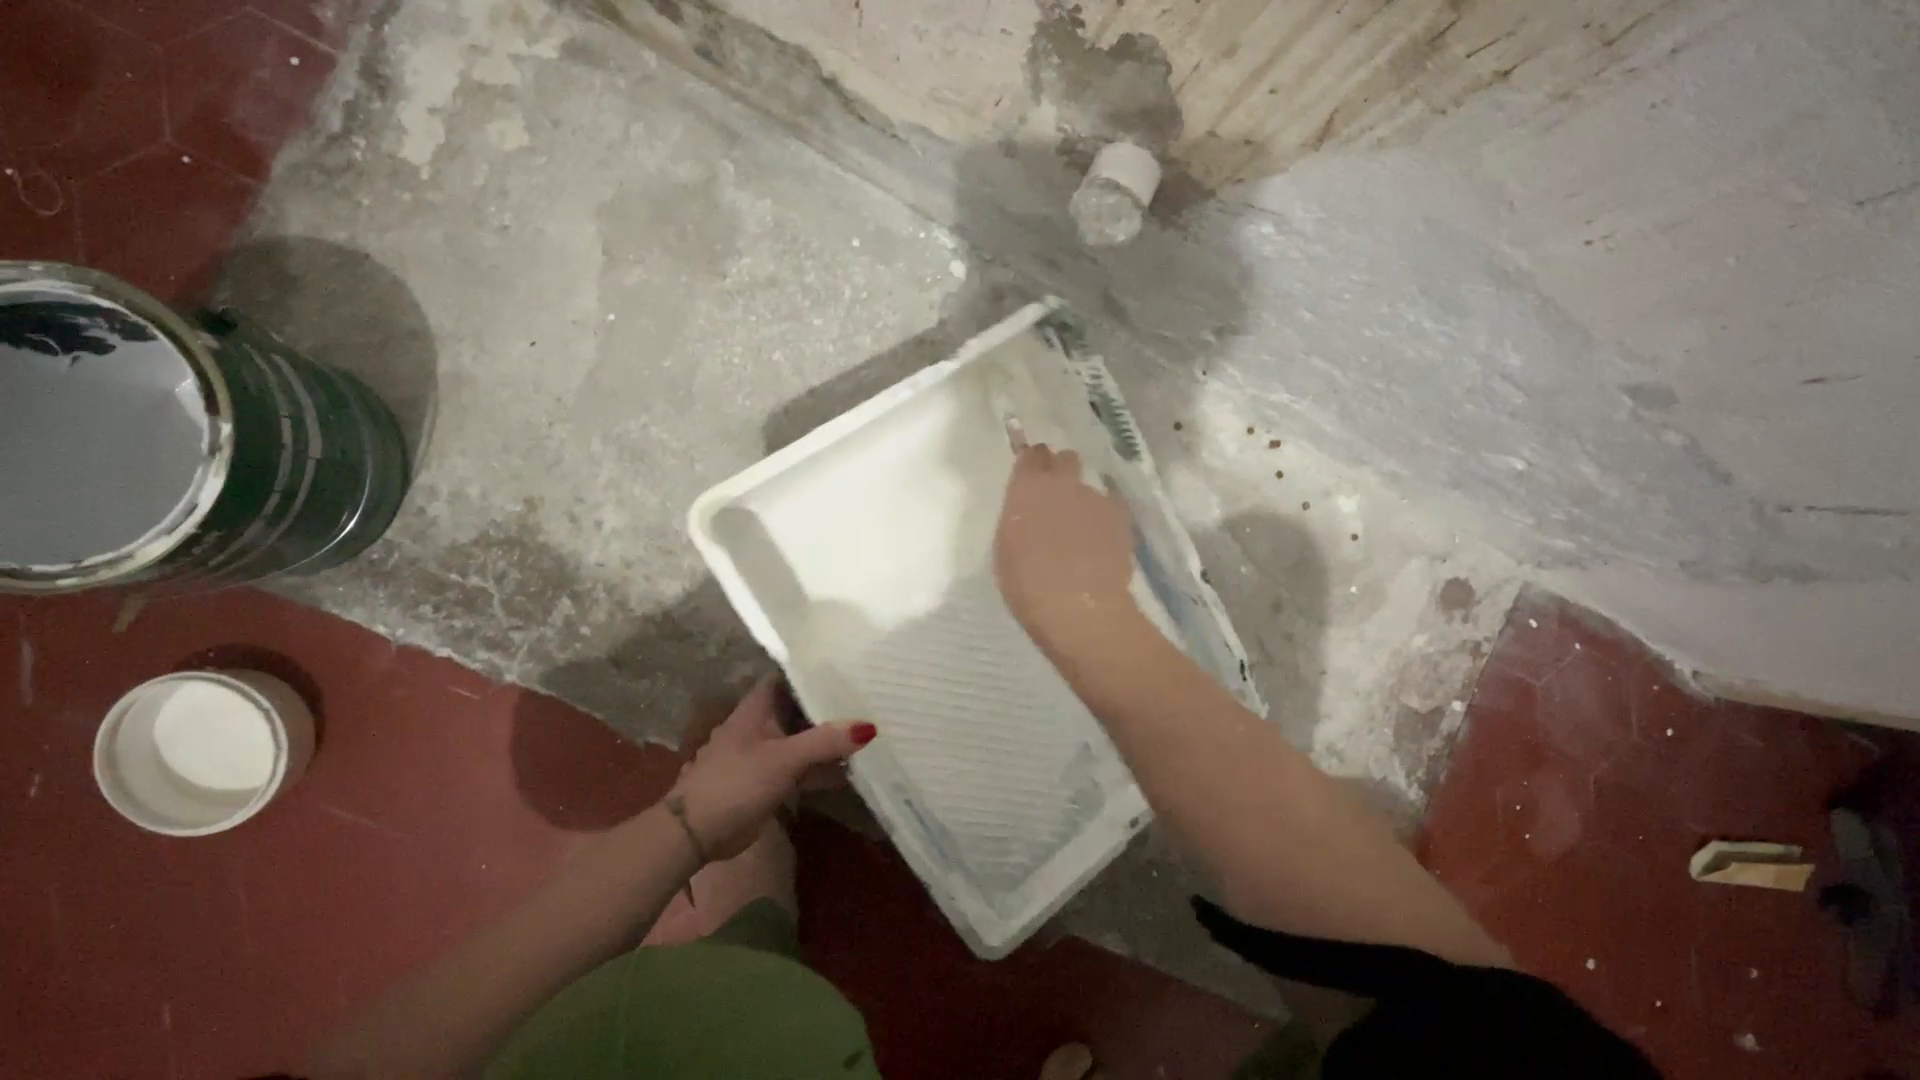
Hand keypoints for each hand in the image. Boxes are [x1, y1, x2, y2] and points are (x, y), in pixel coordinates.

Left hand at [667, 676, 874, 860]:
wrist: (698, 832)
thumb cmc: (736, 782)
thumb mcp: (784, 758)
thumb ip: (825, 741)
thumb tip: (869, 726)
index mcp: (756, 709)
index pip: (786, 679)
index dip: (812, 672)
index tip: (846, 667)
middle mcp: (762, 727)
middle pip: (799, 710)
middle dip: (829, 708)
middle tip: (868, 699)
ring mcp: (766, 756)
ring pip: (803, 742)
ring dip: (829, 742)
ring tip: (870, 733)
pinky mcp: (770, 783)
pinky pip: (803, 770)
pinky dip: (824, 770)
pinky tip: (852, 770)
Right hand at [993, 440, 1137, 653]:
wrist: (1079, 607)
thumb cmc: (1027, 584)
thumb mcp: (1007, 548)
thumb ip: (1018, 518)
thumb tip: (1029, 510)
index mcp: (1027, 489)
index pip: (1031, 455)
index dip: (1032, 462)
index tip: (1031, 473)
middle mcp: (1063, 484)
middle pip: (1065, 459)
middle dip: (1061, 471)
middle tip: (1056, 496)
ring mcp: (1096, 498)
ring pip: (1089, 487)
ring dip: (1083, 500)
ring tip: (1081, 528)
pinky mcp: (1121, 517)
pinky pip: (1109, 508)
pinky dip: (1104, 519)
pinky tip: (1101, 541)